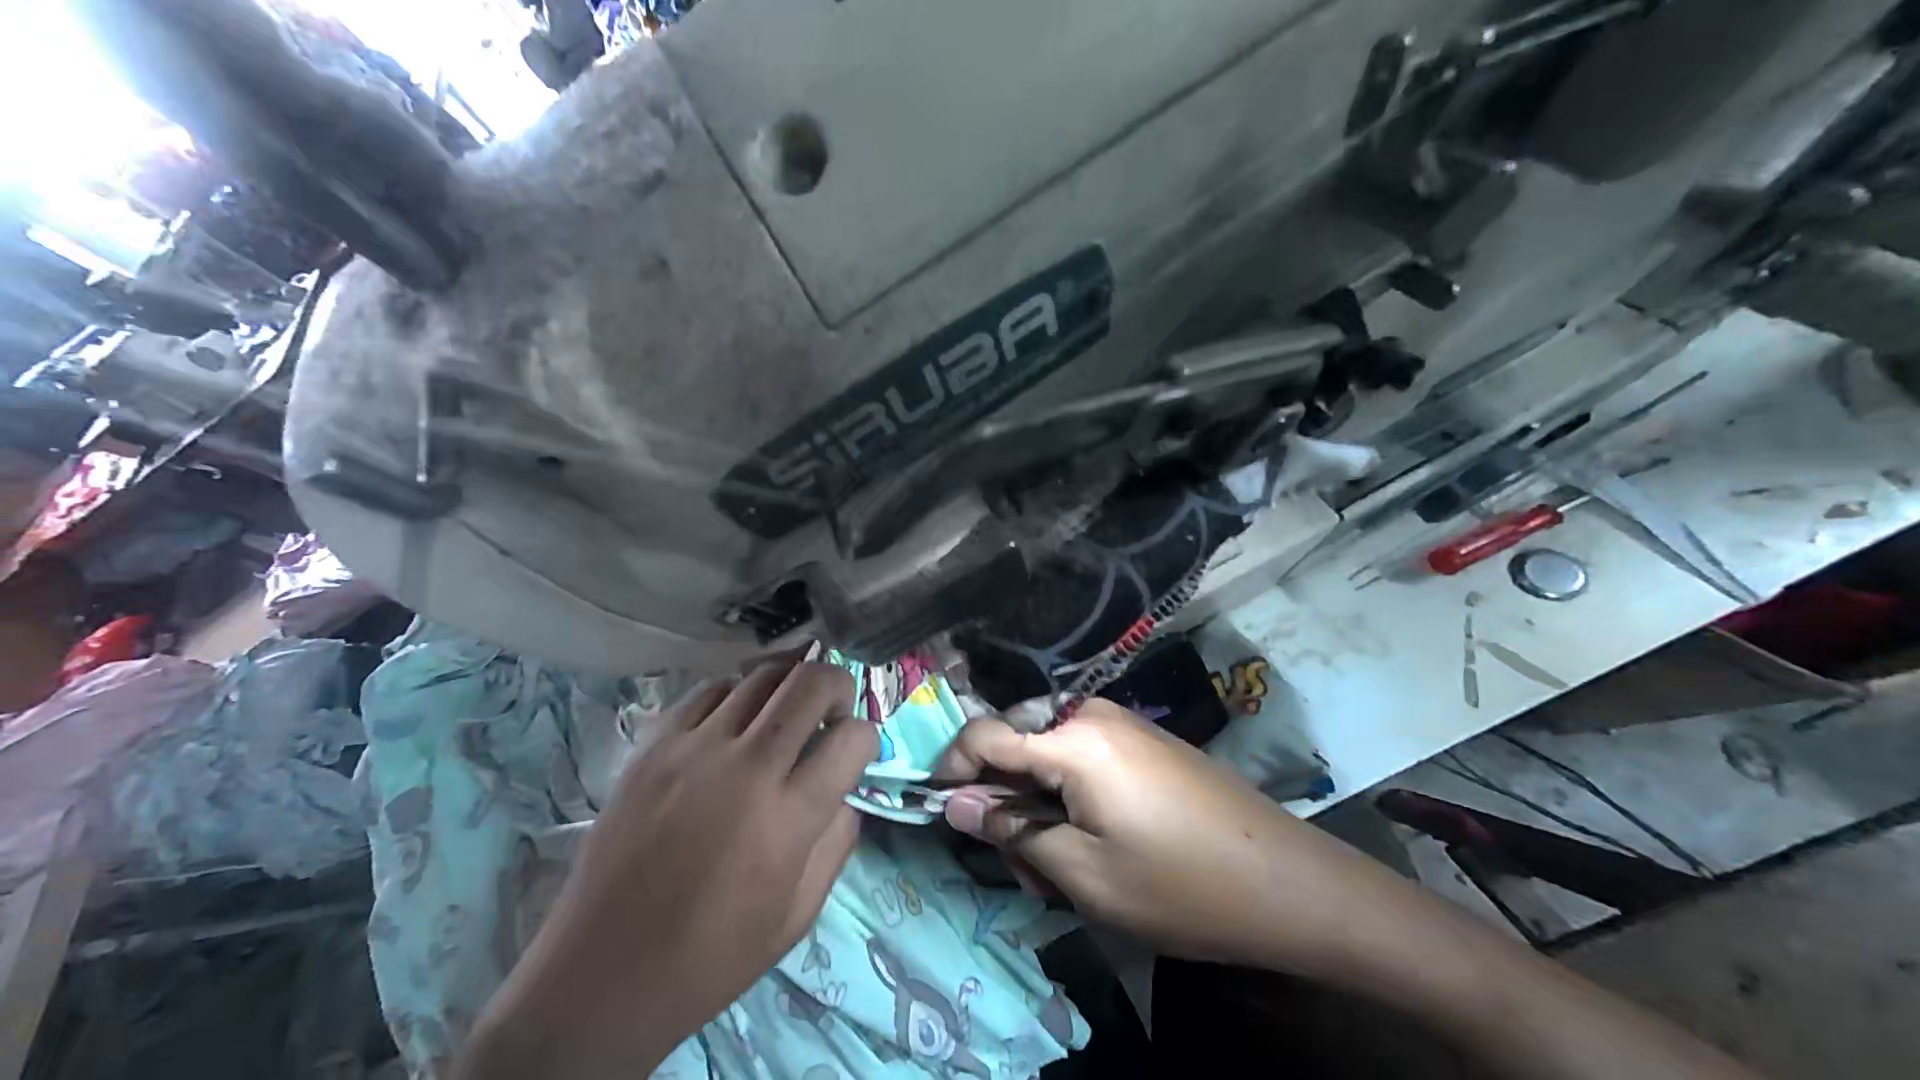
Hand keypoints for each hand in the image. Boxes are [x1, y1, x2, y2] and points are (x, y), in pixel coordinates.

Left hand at [462, 662, 875, 1079]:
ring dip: (789, 688)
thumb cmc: (711, 956)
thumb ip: (836, 842)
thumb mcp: (798, 914)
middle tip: (835, 711)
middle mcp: (746, 769)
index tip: (856, 753)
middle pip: (811, 683)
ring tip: (785, 717)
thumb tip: (845, 791)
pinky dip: (737, 696)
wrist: (604, 971)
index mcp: (789, 818)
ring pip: (762, 676)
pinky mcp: (654, 746)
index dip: (867, 738)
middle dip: (839, 686)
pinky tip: (735, 725)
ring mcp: (694, 750)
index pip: (853, 737)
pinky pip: (710, 691)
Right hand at [935, 700, 1402, 973]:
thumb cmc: (1181, 885)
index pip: (984, 734)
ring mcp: (1121, 726)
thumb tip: (953, 802)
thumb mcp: (1084, 874)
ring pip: (1046, 757)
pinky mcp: (1141, 743)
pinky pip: (1079, 759)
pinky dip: (1068, 799)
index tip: (941, 813)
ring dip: (1038, 809)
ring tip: (1061, 871)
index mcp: (1073, 739)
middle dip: (1003, 802)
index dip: (952, 770)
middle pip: (1015, 745)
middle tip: (1023, 868)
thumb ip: (1011, 831)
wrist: (1291, 884)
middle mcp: (1092, 716)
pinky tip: (1091, 846)